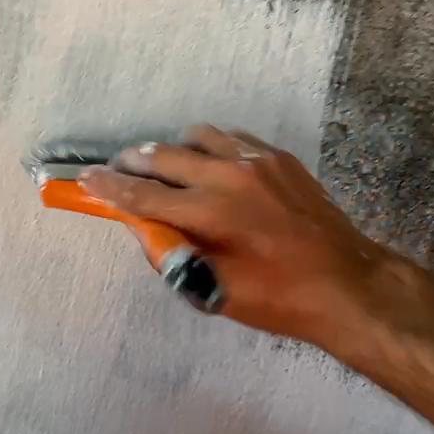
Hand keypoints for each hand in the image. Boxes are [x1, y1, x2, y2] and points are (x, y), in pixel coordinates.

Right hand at [78, 124, 388, 342]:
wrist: (348, 284)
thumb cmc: (278, 297)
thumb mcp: (215, 289)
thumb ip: (172, 252)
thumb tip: (140, 223)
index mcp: (210, 214)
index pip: (143, 194)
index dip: (109, 186)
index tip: (86, 177)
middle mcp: (228, 176)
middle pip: (163, 155)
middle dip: (134, 161)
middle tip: (120, 168)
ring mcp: (255, 159)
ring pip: (197, 136)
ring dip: (175, 150)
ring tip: (169, 166)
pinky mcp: (276, 156)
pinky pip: (230, 138)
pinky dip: (212, 148)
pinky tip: (214, 167)